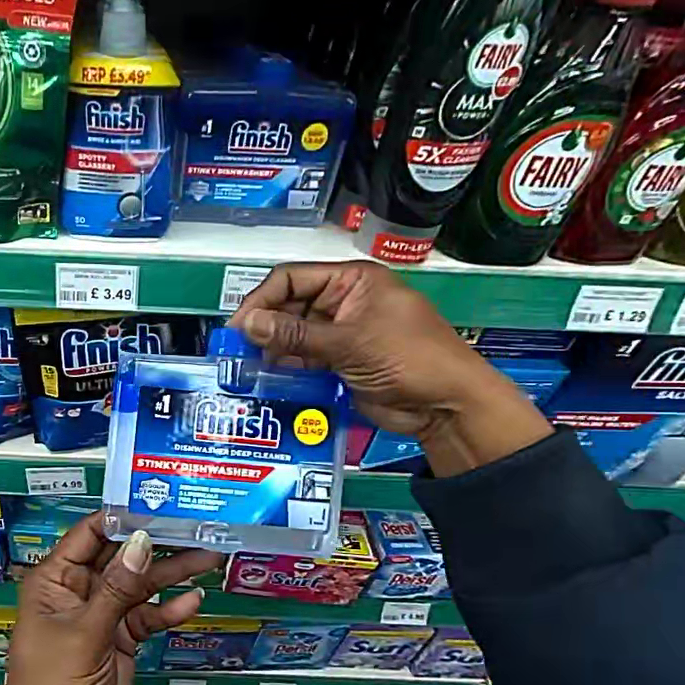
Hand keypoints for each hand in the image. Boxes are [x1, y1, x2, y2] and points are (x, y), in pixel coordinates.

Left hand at [0, 515, 220, 684]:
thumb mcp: (86, 634)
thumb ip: (118, 587)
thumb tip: (143, 541)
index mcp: (56, 580)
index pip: (91, 534)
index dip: (123, 516)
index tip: (158, 501)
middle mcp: (80, 590)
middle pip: (122, 555)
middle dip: (156, 542)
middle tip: (195, 525)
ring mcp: (103, 615)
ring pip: (141, 584)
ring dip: (172, 573)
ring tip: (209, 556)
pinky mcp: (121, 638)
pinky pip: (148, 615)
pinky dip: (170, 609)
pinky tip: (194, 601)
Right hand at [228, 260, 552, 476]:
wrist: (447, 406)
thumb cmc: (406, 358)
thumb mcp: (349, 342)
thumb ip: (296, 333)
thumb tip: (247, 325)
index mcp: (351, 281)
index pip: (293, 278)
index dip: (262, 299)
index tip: (238, 326)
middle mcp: (343, 301)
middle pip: (291, 306)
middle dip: (266, 326)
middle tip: (237, 351)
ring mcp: (342, 333)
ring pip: (296, 335)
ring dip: (274, 349)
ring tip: (246, 367)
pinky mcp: (341, 362)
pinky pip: (306, 358)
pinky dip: (289, 368)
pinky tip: (268, 379)